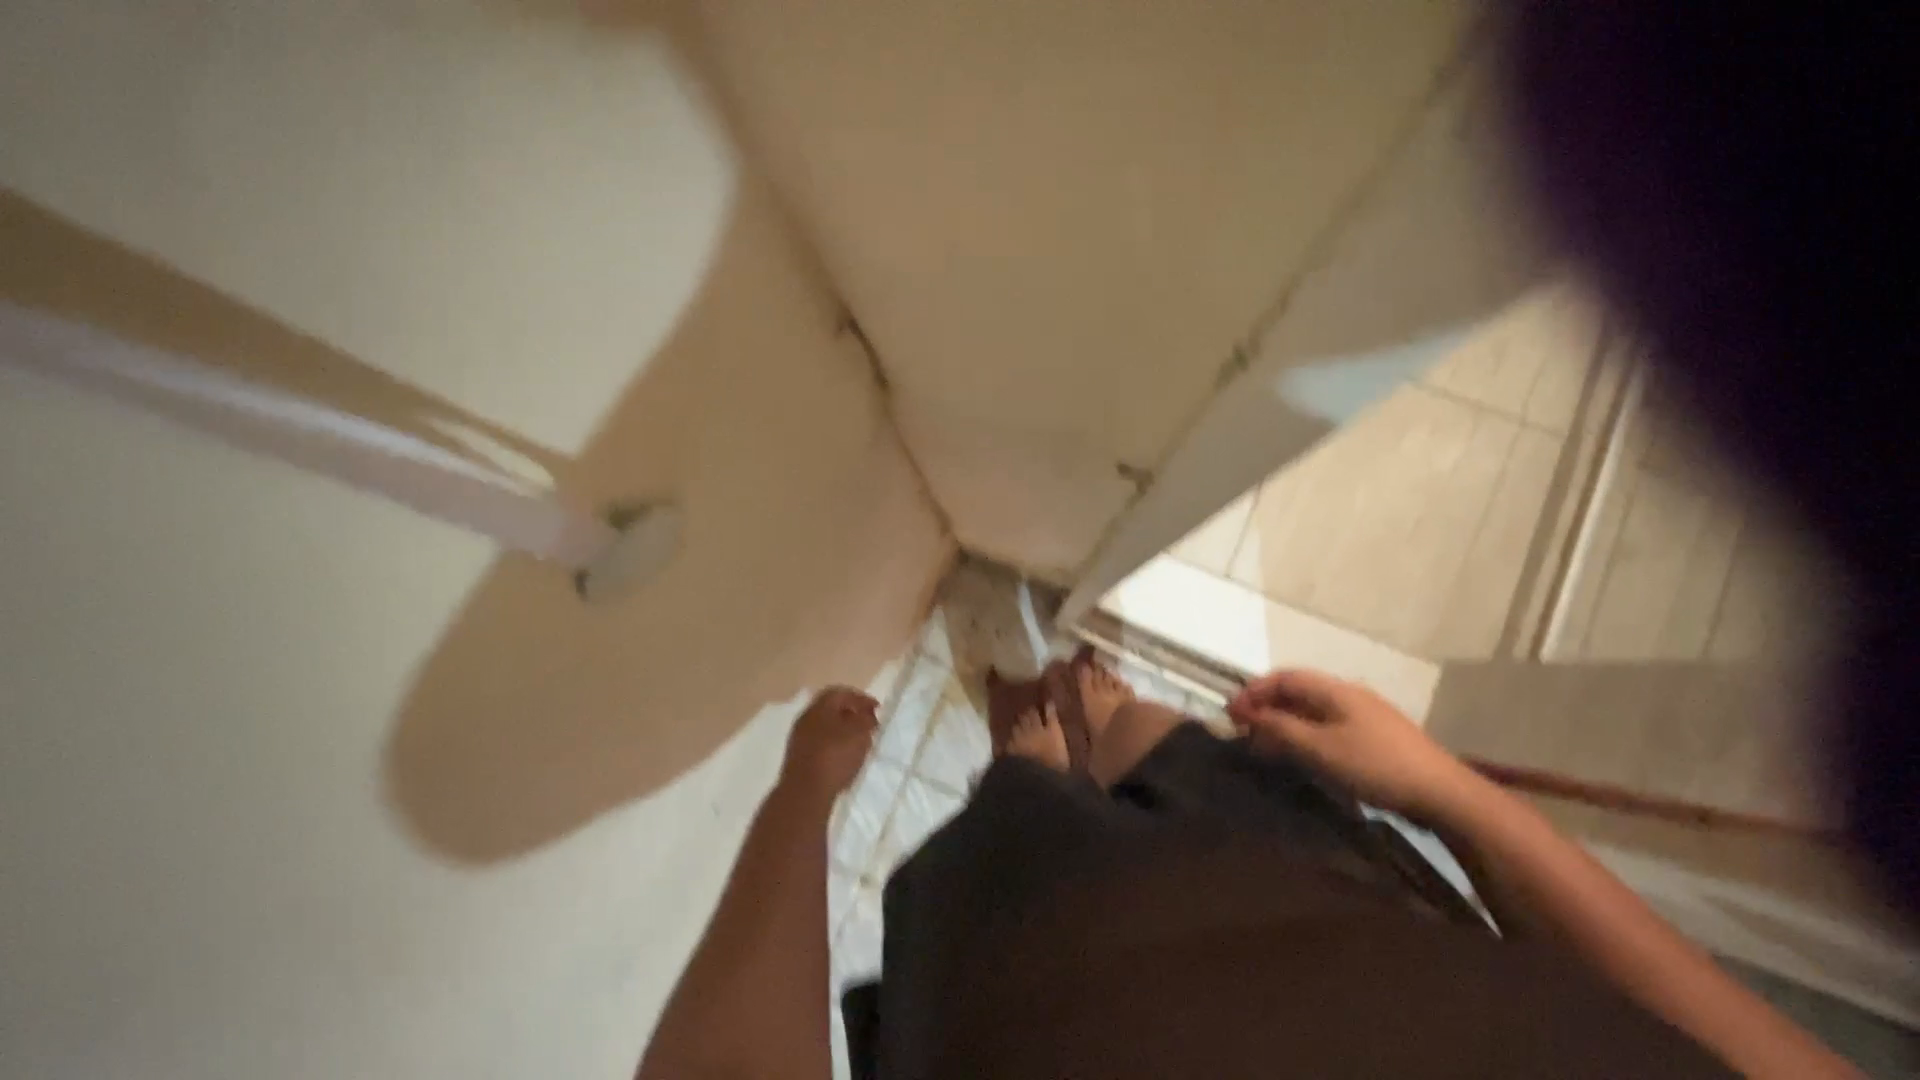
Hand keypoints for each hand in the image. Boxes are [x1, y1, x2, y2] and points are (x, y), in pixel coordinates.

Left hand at [779, 687, 879, 798]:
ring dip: (843, 731)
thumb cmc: (835, 756)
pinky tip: (845, 757)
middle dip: (852, 714)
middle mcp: (806, 719)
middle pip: (831, 709)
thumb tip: (866, 716)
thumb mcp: (859, 733)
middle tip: (868, 724)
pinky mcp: (798, 758)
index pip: (841, 693)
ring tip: (860, 742)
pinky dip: (834, 745)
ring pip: (825, 727)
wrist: (804, 793)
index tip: (877, 709)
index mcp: (819, 707)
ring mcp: (799, 739)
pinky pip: (820, 744)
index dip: (861, 698)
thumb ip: (866, 720)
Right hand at [1227, 669, 1478, 819]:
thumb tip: (1248, 714)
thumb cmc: (1375, 766)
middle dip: (1267, 707)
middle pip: (1299, 691)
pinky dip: (1307, 735)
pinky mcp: (1378, 737)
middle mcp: (1350, 694)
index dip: (1254, 691)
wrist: (1442, 793)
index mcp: (1336, 690)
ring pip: (1314, 711)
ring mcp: (1367, 715)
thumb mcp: (1319, 749)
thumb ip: (1280, 729)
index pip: (1285, 677)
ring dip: (1286, 723)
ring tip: (1267, 747)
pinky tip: (1304, 757)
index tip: (1231, 713)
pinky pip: (1330, 726)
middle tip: (1244, 731)